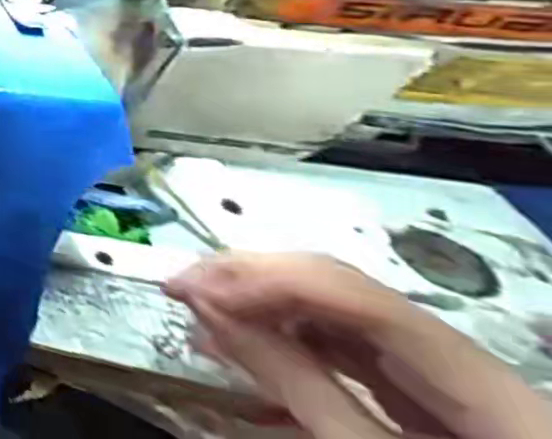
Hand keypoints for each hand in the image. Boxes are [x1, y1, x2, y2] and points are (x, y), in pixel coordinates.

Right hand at [166, 252, 551, 438]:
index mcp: (489, 389)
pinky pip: (343, 340)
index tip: (196, 291)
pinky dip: (282, 331)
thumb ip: (293, 382)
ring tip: (196, 311)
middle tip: (180, 287)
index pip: (360, 296)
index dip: (270, 280)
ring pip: (334, 305)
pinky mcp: (421, 389)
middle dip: (251, 280)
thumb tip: (204, 302)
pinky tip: (237, 336)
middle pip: (344, 289)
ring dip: (256, 301)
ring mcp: (447, 374)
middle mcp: (470, 363)